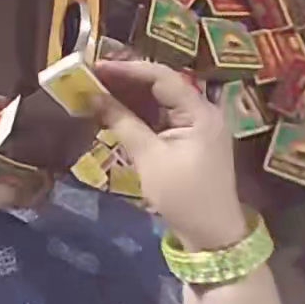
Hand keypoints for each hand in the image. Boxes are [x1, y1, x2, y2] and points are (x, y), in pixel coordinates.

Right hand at [91, 59, 248, 250]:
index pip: (162, 77)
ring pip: (159, 100)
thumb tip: (94, 97)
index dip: (128, 69)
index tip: (97, 67)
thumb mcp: (149, 158)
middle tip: (92, 76)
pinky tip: (114, 110)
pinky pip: (160, 116)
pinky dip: (137, 112)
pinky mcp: (188, 139)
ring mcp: (196, 125)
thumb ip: (122, 123)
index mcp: (199, 112)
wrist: (213, 236)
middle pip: (161, 84)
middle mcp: (201, 111)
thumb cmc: (184, 196)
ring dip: (129, 95)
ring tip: (97, 90)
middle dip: (125, 80)